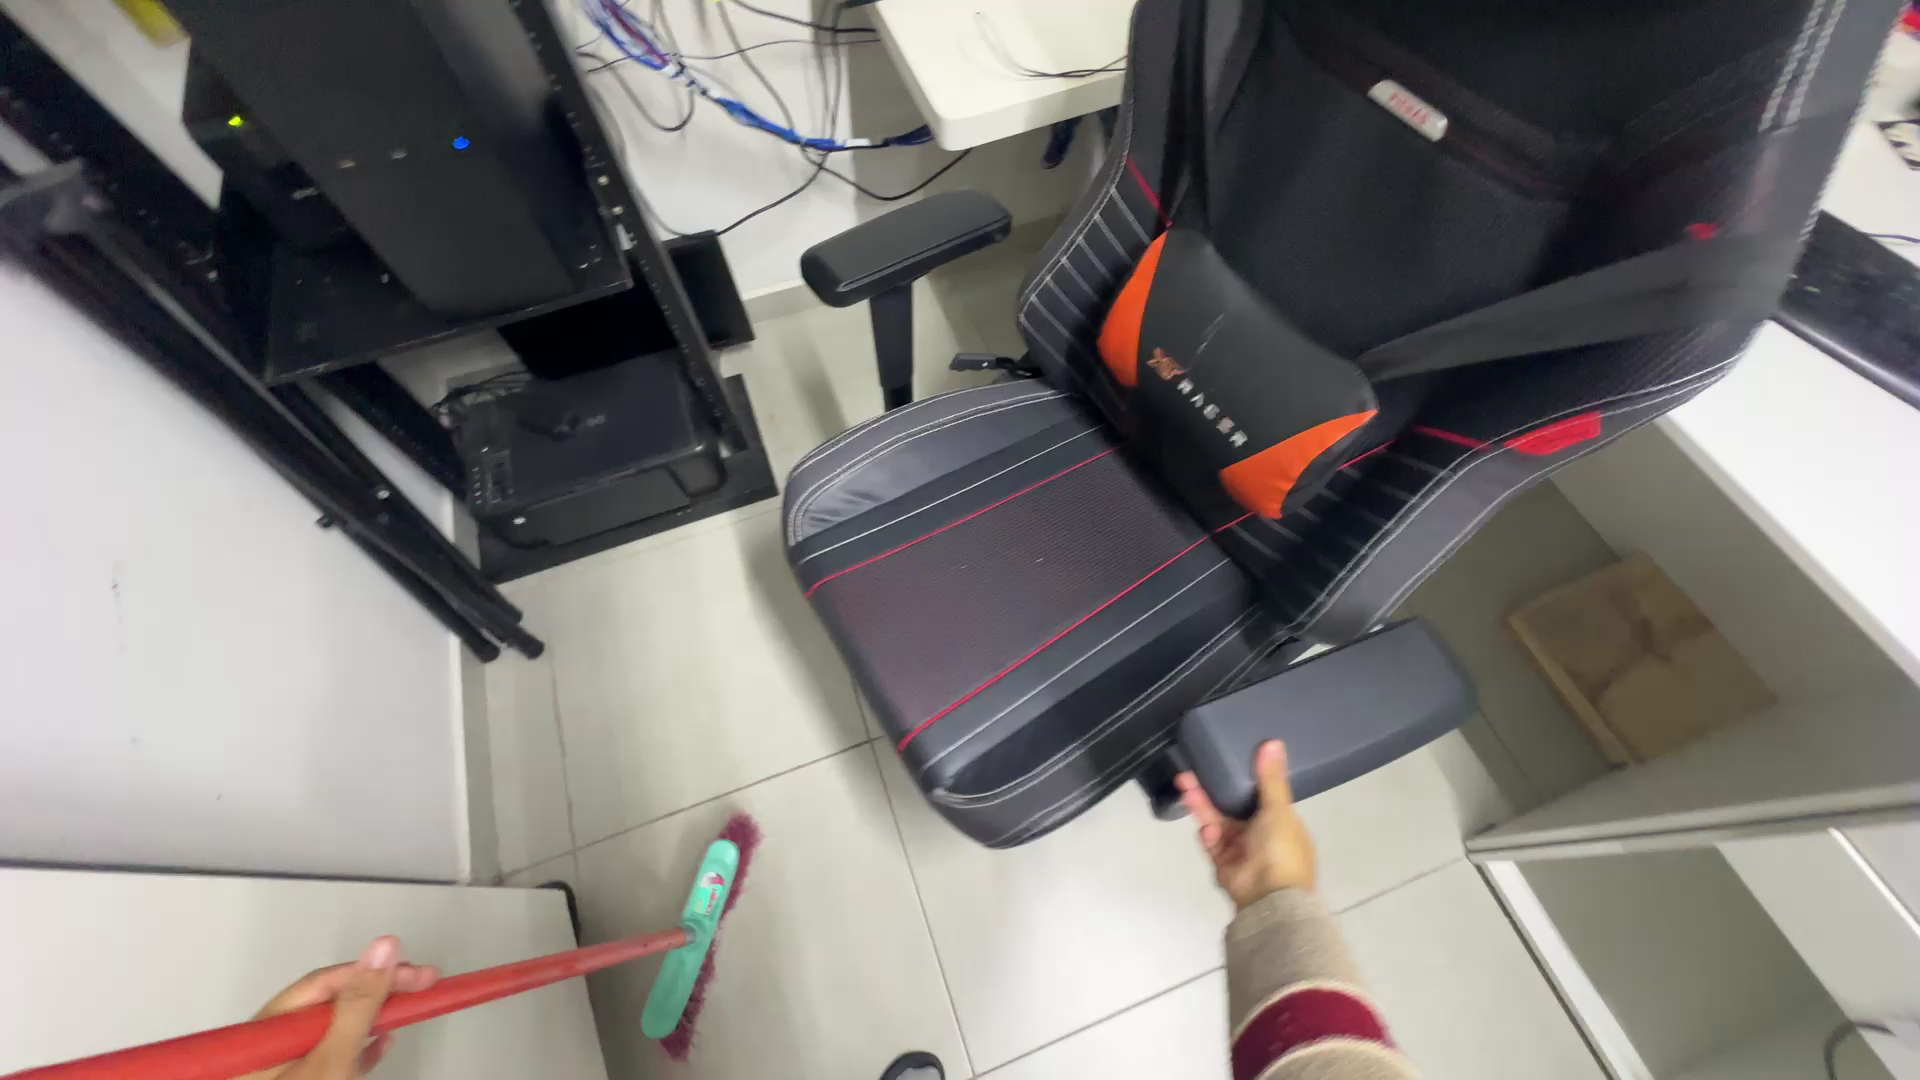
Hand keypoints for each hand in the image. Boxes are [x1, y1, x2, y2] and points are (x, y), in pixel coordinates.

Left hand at [241, 937, 440, 1079]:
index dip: (372, 971)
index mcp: (257, 1039)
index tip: (419, 974)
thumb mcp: (333, 1060)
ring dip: (371, 1018)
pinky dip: (357, 1046)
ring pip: (329, 1028)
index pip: (322, 984)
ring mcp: (274, 1074)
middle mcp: (259, 1052)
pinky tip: (381, 1048)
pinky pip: (326, 1055)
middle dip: (377, 992)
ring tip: (406, 1017)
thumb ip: (359, 1001)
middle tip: (425, 986)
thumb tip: (386, 942)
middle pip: (326, 1004)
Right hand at [1176, 741, 1316, 909]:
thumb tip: (1275, 741)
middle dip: (1210, 790)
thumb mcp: (1278, 809)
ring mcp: (1240, 850)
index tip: (1222, 761)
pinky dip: (1209, 836)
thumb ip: (1270, 778)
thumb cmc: (1281, 850)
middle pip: (1230, 806)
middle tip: (1189, 772)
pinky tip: (1210, 833)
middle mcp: (1260, 835)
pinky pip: (1211, 842)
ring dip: (1201, 805)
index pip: (1259, 796)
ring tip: (1185, 786)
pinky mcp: (1223, 863)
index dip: (1240, 780)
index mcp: (1281, 823)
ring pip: (1216, 820)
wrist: (1269, 897)